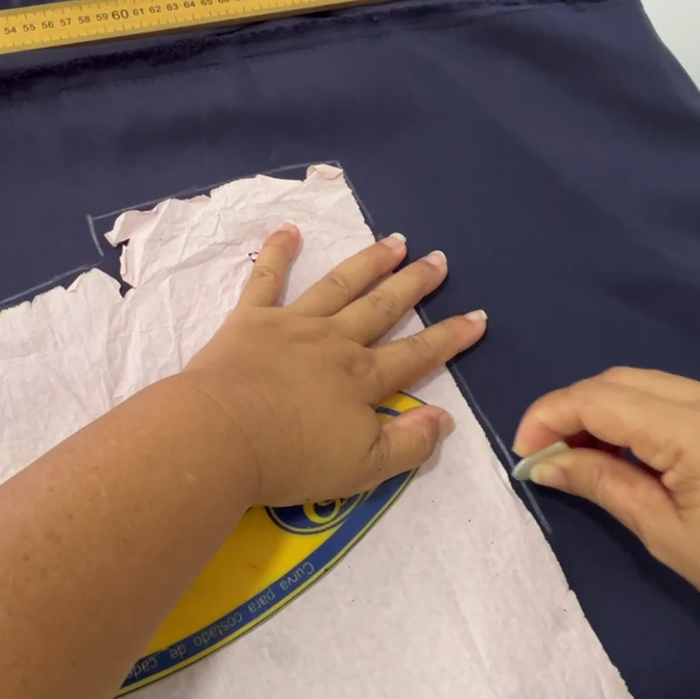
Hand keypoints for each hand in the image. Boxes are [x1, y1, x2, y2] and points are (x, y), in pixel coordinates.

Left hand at [172, 225, 485, 509]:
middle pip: (382, 308)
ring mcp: (292, 324)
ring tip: (394, 240)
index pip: (416, 355)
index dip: (449, 337)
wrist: (222, 435)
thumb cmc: (292, 458)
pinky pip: (267, 278)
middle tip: (438, 260)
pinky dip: (279, 252)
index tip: (477, 316)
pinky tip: (289, 229)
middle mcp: (334, 342)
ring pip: (339, 285)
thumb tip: (445, 417)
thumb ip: (410, 444)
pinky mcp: (250, 319)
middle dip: (413, 284)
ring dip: (369, 262)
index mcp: (361, 379)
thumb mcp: (364, 468)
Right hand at [511, 368, 699, 655]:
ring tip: (603, 464)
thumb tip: (544, 464)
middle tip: (557, 458)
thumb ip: (603, 486)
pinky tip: (658, 464)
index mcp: (694, 427)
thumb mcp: (671, 537)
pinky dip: (655, 420)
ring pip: (658, 387)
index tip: (525, 457)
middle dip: (576, 410)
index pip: (594, 397)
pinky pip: (695, 402)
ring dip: (616, 413)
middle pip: (622, 380)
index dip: (546, 418)